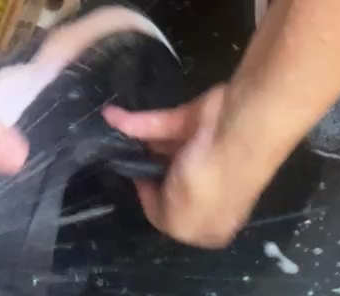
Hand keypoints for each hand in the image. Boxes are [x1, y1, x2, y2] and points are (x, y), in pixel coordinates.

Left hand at [104, 87, 285, 248]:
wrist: (232, 135)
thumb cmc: (207, 189)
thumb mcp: (179, 222)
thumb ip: (157, 212)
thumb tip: (146, 187)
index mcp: (211, 222)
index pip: (176, 218)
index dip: (154, 206)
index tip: (134, 190)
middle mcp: (206, 188)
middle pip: (169, 181)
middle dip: (145, 172)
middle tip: (115, 162)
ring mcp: (198, 151)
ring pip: (161, 149)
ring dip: (135, 144)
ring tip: (106, 139)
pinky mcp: (191, 121)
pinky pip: (158, 124)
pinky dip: (133, 122)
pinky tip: (111, 116)